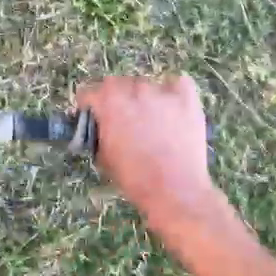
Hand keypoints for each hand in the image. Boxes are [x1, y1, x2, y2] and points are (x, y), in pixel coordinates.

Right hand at [77, 75, 229, 233]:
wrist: (177, 193)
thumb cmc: (135, 178)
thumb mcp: (103, 154)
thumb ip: (98, 132)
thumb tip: (98, 126)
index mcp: (107, 101)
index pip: (89, 92)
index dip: (91, 107)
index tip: (96, 118)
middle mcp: (131, 89)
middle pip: (117, 84)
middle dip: (117, 99)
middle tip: (126, 120)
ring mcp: (160, 92)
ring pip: (145, 84)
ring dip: (144, 97)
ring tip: (153, 118)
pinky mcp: (186, 99)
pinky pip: (178, 83)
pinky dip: (174, 91)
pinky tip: (173, 105)